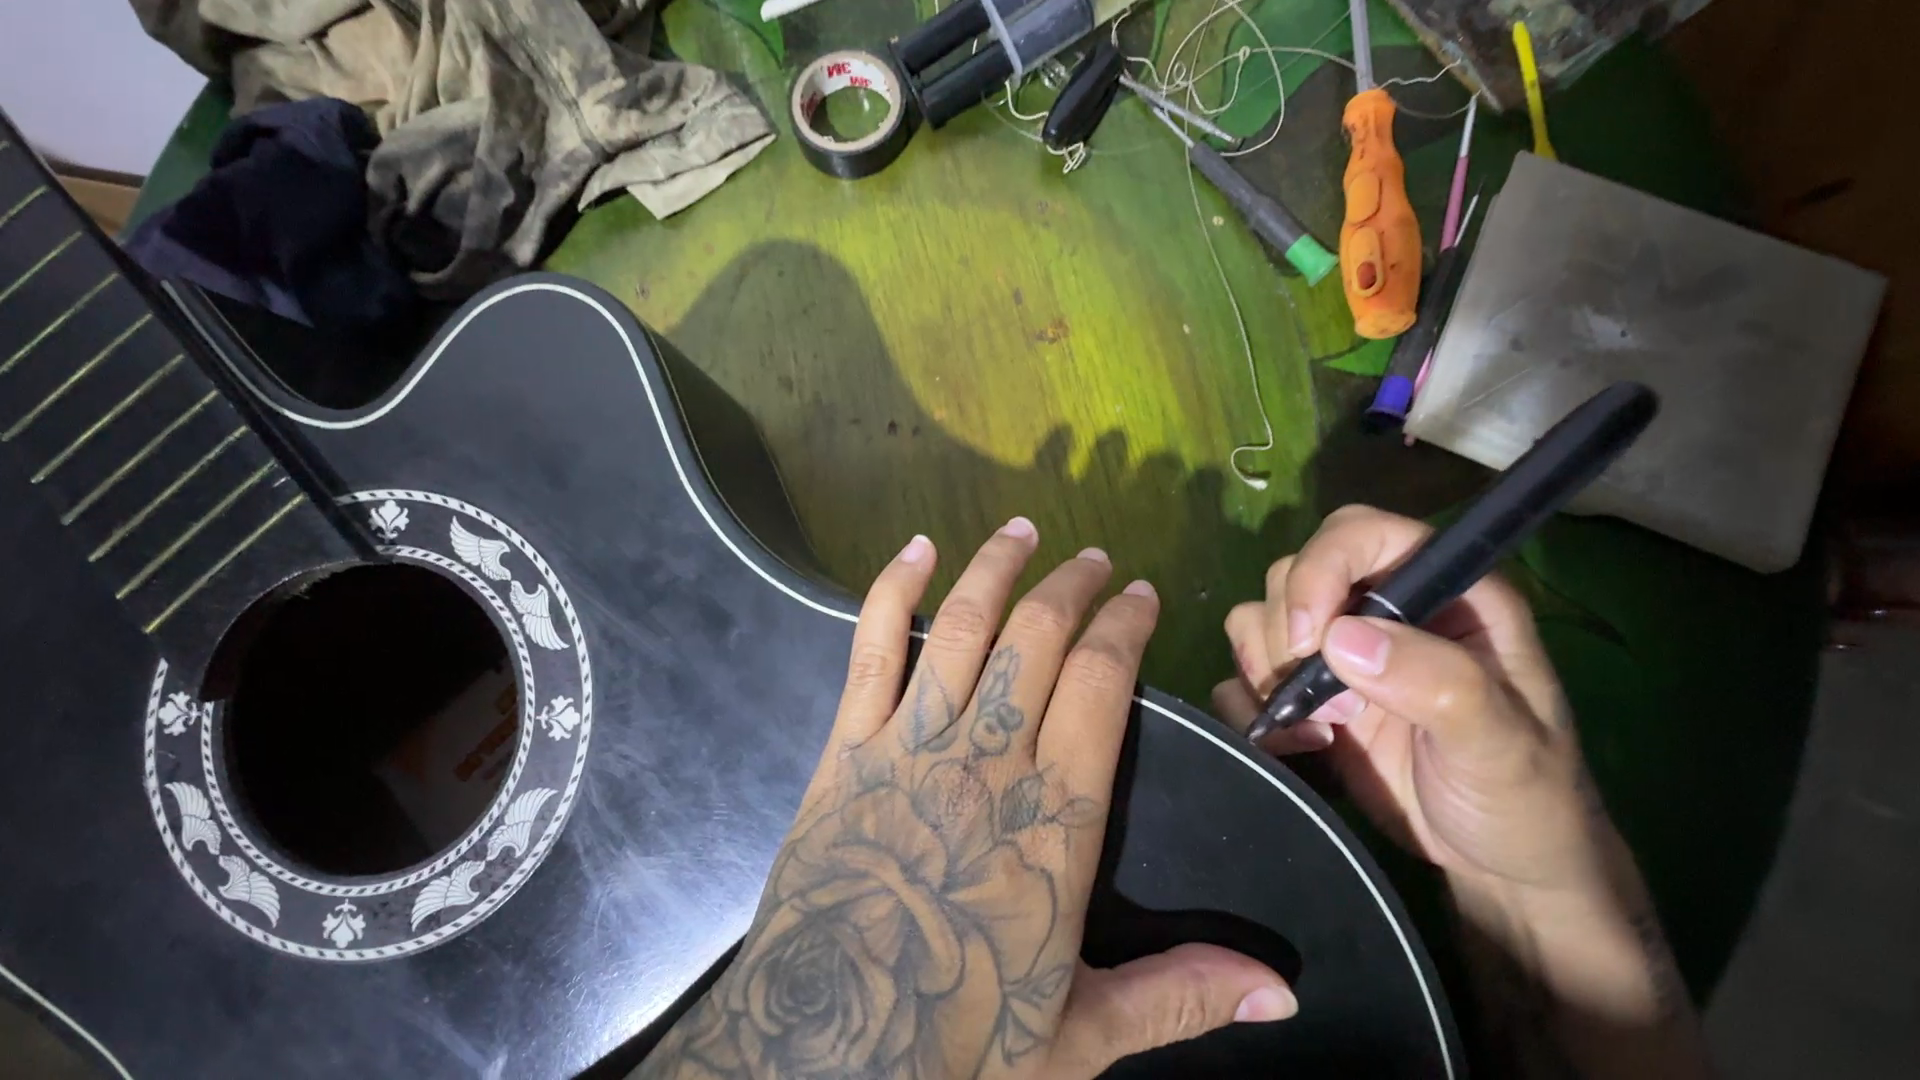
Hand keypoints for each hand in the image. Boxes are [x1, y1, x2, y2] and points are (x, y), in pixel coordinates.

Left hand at [641, 520, 1292, 1079]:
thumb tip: (1283, 990)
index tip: (1138, 594)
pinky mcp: (847, 747)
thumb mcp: (1082, 1035)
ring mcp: (911, 743)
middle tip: (1092, 557)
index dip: (1123, 627)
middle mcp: (989, 758)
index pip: (1102, 685)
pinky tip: (914, 550)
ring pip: (961, 626)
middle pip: (1037, 639)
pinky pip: (869, 649)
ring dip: (996, 569)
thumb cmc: (956, 1041)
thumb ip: (1180, 995)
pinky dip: (891, 591)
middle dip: (1071, 586)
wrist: (823, 1048)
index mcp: (1057, 816)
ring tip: (1023, 530)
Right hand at [1212, 507, 1712, 1078]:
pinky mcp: (1306, 697)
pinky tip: (1297, 746)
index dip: (1321, 569)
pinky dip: (1249, 707)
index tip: (1310, 639)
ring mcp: (1339, 654)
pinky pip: (1241, 676)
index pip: (1359, 534)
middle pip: (1293, 575)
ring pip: (1258, 619)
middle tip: (1324, 702)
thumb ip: (1438, 683)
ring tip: (1318, 729)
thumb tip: (1340, 639)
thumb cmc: (1525, 798)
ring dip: (1266, 672)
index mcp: (1442, 592)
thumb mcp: (1503, 743)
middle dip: (1288, 635)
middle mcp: (1382, 610)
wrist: (1500, 872)